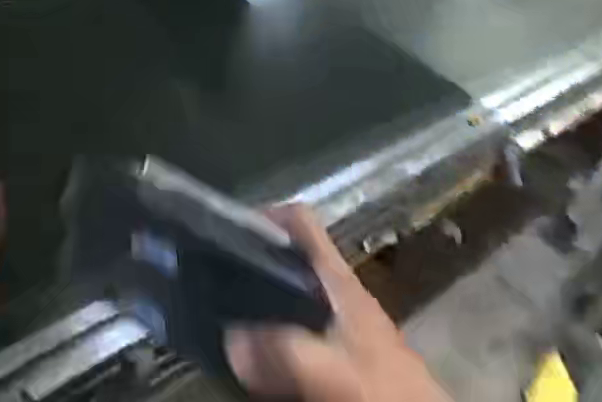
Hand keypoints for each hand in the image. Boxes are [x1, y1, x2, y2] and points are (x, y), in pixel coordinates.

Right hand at [225, 205, 450, 401]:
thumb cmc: (388, 396)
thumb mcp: (337, 375)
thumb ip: (286, 353)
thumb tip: (231, 338)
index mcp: (337, 280)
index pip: (299, 222)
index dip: (264, 217)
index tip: (229, 234)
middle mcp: (336, 296)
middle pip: (287, 260)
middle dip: (250, 266)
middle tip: (213, 282)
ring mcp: (340, 331)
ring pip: (288, 302)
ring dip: (257, 311)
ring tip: (223, 324)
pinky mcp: (341, 364)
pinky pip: (293, 340)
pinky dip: (271, 347)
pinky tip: (254, 368)